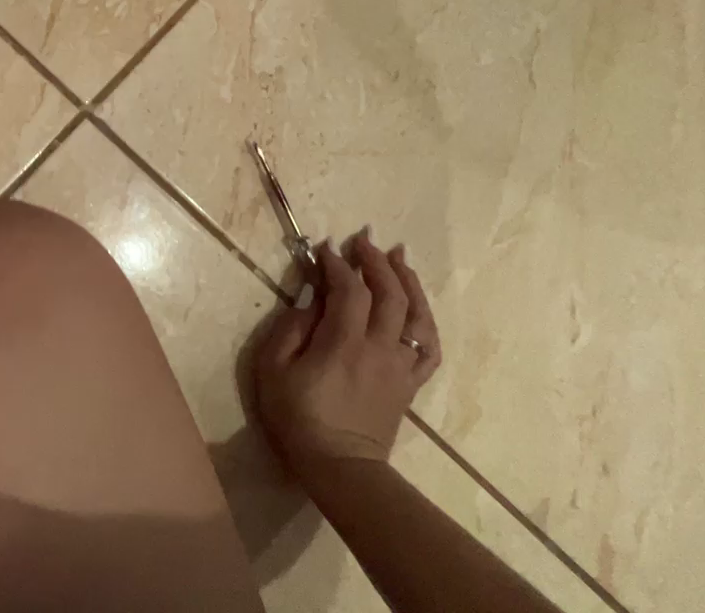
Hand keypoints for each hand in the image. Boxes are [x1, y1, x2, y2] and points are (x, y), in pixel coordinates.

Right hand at [254, 229, 441, 485]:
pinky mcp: (410, 383)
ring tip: (398, 258)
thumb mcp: (274, 368)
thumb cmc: (296, 414)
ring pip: (417, 316)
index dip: (338, 264)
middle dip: (376, 262)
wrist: (339, 464)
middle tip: (362, 239)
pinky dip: (425, 320)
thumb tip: (310, 299)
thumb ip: (292, 328)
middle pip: (390, 295)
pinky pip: (429, 347)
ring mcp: (400, 366)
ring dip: (408, 282)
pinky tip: (416, 307)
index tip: (323, 247)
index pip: (350, 291)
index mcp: (344, 343)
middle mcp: (380, 348)